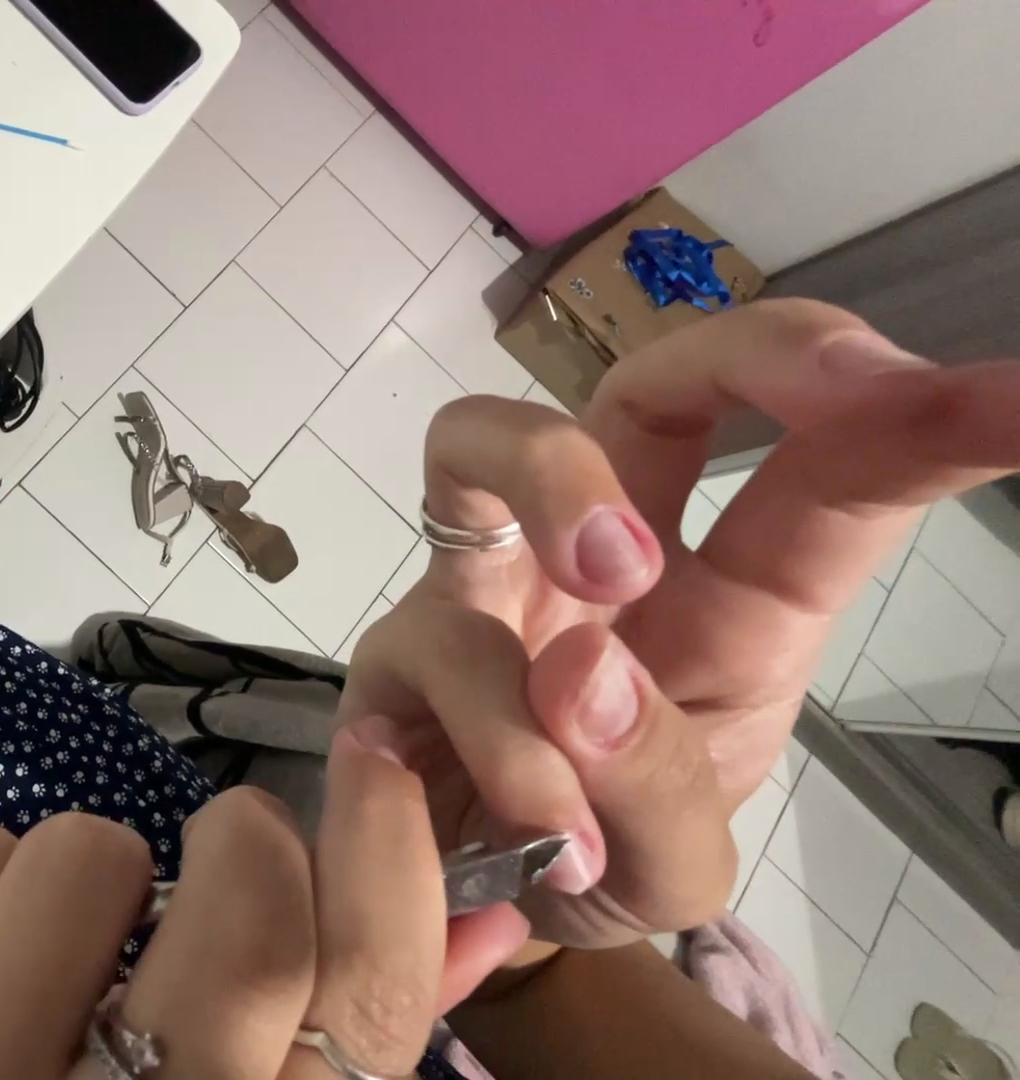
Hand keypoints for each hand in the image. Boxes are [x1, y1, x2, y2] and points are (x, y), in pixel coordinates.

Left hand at [0, 756, 528, 1079]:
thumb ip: (356, 1024)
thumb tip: (481, 918)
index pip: (366, 990)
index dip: (388, 851)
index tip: (377, 760)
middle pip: (242, 904)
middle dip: (243, 844)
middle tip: (216, 859)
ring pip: (88, 851)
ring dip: (95, 877)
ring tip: (59, 951)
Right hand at [341, 299, 1019, 949]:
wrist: (457, 897)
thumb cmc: (588, 860)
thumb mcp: (676, 868)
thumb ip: (660, 794)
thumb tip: (577, 671)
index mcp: (720, 605)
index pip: (813, 478)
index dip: (910, 422)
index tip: (1013, 399)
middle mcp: (588, 563)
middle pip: (643, 386)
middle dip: (746, 359)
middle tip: (843, 392)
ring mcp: (476, 584)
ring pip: (479, 443)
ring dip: (557, 488)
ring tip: (584, 657)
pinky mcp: (392, 636)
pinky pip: (435, 640)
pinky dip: (493, 730)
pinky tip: (528, 817)